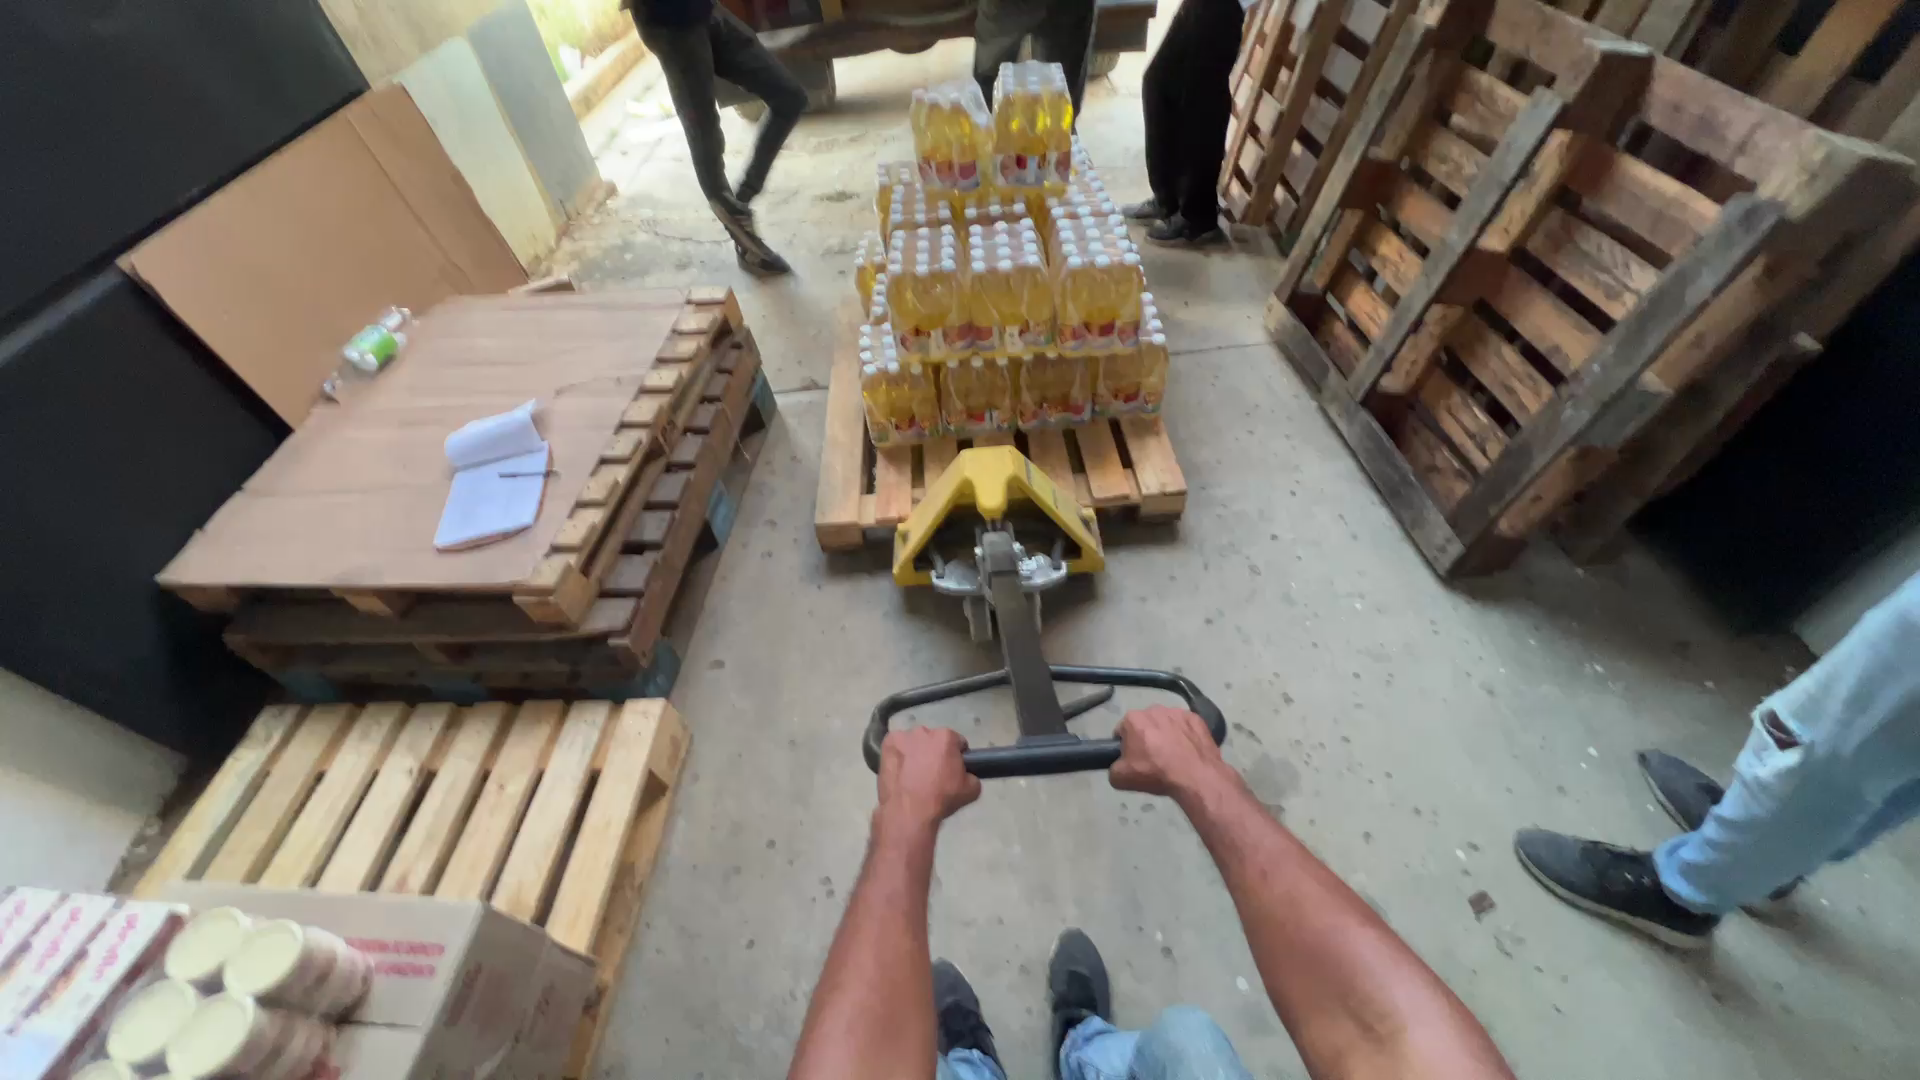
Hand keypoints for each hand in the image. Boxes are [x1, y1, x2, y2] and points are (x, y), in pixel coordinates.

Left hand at [877, 727, 980, 829]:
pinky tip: (900, 771)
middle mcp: (924, 731)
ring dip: (916, 753)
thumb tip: (967, 775)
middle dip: (935, 753)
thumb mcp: (972, 791)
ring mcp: (903, 737)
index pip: (957, 743)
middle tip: (933, 774)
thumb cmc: (941, 799)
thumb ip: (972, 775)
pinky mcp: (887, 745)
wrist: (909, 811)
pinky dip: (899, 755)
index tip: (953, 769)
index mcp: (946, 737)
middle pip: (934, 740)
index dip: (957, 756)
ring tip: (913, 775)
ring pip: (914, 743)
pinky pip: (897, 747)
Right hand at [1110, 705, 1234, 800]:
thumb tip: (1119, 766)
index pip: (1122, 731)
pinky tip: (1188, 751)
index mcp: (1133, 719)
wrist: (1196, 777)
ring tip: (1173, 756)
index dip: (1125, 746)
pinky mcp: (1196, 719)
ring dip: (1166, 735)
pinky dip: (1184, 735)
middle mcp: (1153, 709)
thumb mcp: (1120, 778)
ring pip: (1165, 723)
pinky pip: (1185, 726)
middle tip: (1153, 759)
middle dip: (1146, 737)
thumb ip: (1113, 768)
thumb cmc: (1156, 773)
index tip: (1133, 759)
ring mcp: (1177, 712)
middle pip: (1145, 724)